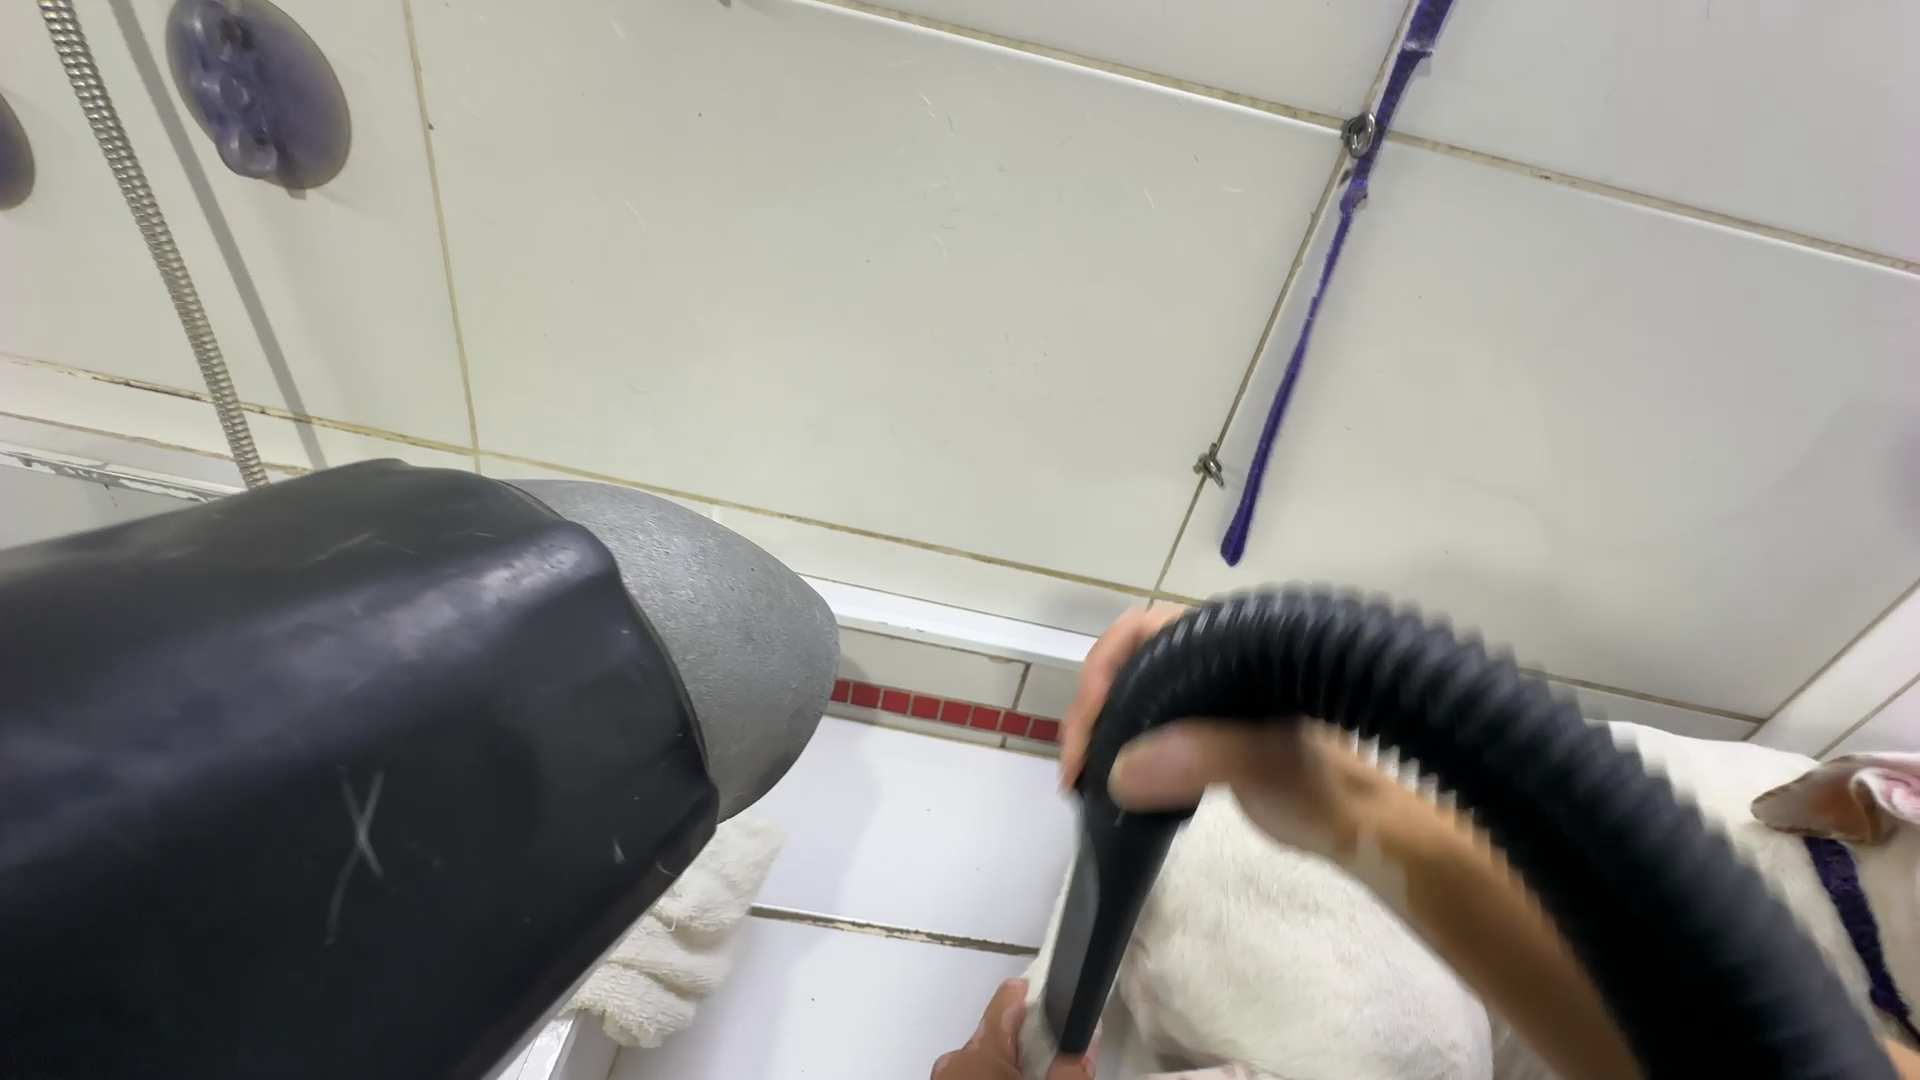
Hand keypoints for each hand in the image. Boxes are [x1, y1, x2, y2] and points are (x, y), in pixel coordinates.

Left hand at [930, 979, 1093, 1079]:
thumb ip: (1071, 1066)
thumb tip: (1088, 1032)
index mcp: (979, 1051)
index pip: (1008, 997)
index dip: (1036, 991)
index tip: (1055, 993)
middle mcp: (954, 1061)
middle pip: (997, 1029)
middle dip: (1024, 1038)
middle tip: (1051, 1055)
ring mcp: (944, 1078)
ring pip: (983, 1056)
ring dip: (1006, 1062)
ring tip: (1032, 1073)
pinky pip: (971, 1073)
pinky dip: (990, 1074)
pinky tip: (1008, 1079)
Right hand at [1060, 607, 1389, 862]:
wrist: (1354, 829)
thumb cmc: (1322, 788)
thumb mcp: (1266, 763)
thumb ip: (1201, 756)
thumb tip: (1117, 771)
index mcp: (1222, 646)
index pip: (1140, 631)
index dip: (1104, 667)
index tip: (1091, 721)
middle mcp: (1204, 660)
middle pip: (1123, 663)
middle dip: (1091, 706)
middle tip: (1075, 763)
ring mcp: (1198, 696)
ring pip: (1127, 694)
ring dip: (1097, 729)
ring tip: (1079, 773)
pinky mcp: (1195, 729)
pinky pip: (1138, 724)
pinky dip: (1113, 747)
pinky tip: (1103, 777)